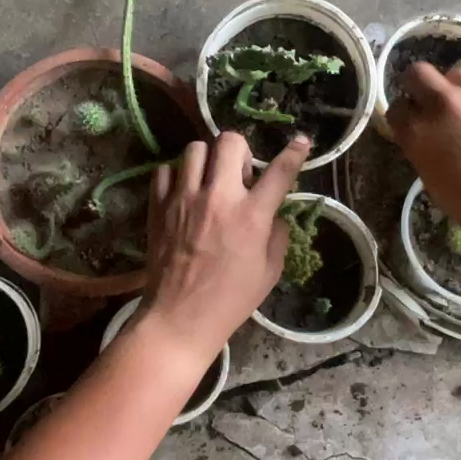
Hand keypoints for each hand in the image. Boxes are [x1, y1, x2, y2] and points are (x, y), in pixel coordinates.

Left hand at [140, 132, 308, 358]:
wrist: (180, 317)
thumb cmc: (231, 300)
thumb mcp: (270, 272)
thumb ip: (276, 235)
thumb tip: (273, 214)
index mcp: (251, 215)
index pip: (279, 172)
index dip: (294, 153)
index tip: (302, 141)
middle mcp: (218, 197)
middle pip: (229, 142)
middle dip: (240, 151)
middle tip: (239, 176)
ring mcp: (184, 198)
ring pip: (194, 149)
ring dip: (207, 160)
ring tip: (209, 181)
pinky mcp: (158, 206)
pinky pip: (164, 170)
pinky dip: (175, 175)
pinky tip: (182, 192)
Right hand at [387, 62, 460, 251]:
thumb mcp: (436, 183)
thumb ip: (425, 150)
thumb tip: (430, 137)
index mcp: (419, 132)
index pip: (397, 107)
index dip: (408, 114)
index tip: (416, 122)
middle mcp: (445, 104)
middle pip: (418, 73)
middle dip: (422, 84)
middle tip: (437, 102)